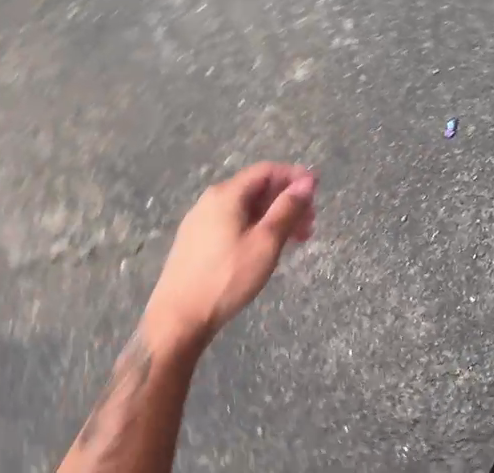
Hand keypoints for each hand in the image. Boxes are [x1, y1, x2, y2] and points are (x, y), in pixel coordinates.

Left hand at [141, 162, 316, 352]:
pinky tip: (268, 248)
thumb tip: (307, 182)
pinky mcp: (196, 244)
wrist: (176, 322)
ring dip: (275, 217)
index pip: (267, 171)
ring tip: (295, 239)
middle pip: (257, 189)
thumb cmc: (226, 277)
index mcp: (226, 195)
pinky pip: (234, 223)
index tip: (317, 192)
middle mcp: (210, 202)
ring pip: (246, 209)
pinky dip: (257, 228)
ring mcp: (199, 223)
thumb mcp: (266, 241)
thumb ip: (288, 208)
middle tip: (310, 222)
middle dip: (288, 201)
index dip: (295, 177)